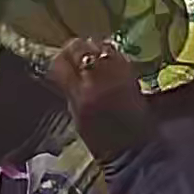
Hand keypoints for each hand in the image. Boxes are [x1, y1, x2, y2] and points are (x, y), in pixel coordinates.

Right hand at [49, 38, 153, 160]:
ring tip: (89, 56)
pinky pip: (113, 51)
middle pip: (78, 48)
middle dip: (72, 50)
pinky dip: (106, 52)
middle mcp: (97, 78)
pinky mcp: (130, 69)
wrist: (134, 148)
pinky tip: (105, 60)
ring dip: (90, 48)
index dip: (58, 61)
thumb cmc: (101, 141)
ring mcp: (115, 71)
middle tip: (72, 56)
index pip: (60, 63)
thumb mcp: (76, 116)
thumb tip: (62, 71)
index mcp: (80, 94)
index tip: (59, 63)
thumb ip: (69, 90)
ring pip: (96, 45)